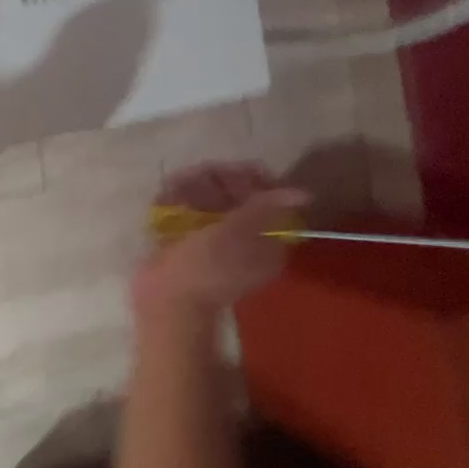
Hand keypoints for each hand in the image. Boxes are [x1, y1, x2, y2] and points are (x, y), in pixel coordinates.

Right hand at [138, 163, 309, 315]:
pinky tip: (167, 195)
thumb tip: (303, 193)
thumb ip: (263, 210)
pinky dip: (178, 204)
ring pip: (210, 207)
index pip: (268, 205)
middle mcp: (243, 243)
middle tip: (197, 171)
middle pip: (238, 203)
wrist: (165, 299)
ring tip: (176, 181)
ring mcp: (213, 244)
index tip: (232, 168)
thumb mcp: (235, 235)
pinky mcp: (187, 245)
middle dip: (218, 184)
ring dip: (194, 190)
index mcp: (265, 245)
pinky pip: (188, 217)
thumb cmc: (203, 267)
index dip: (254, 184)